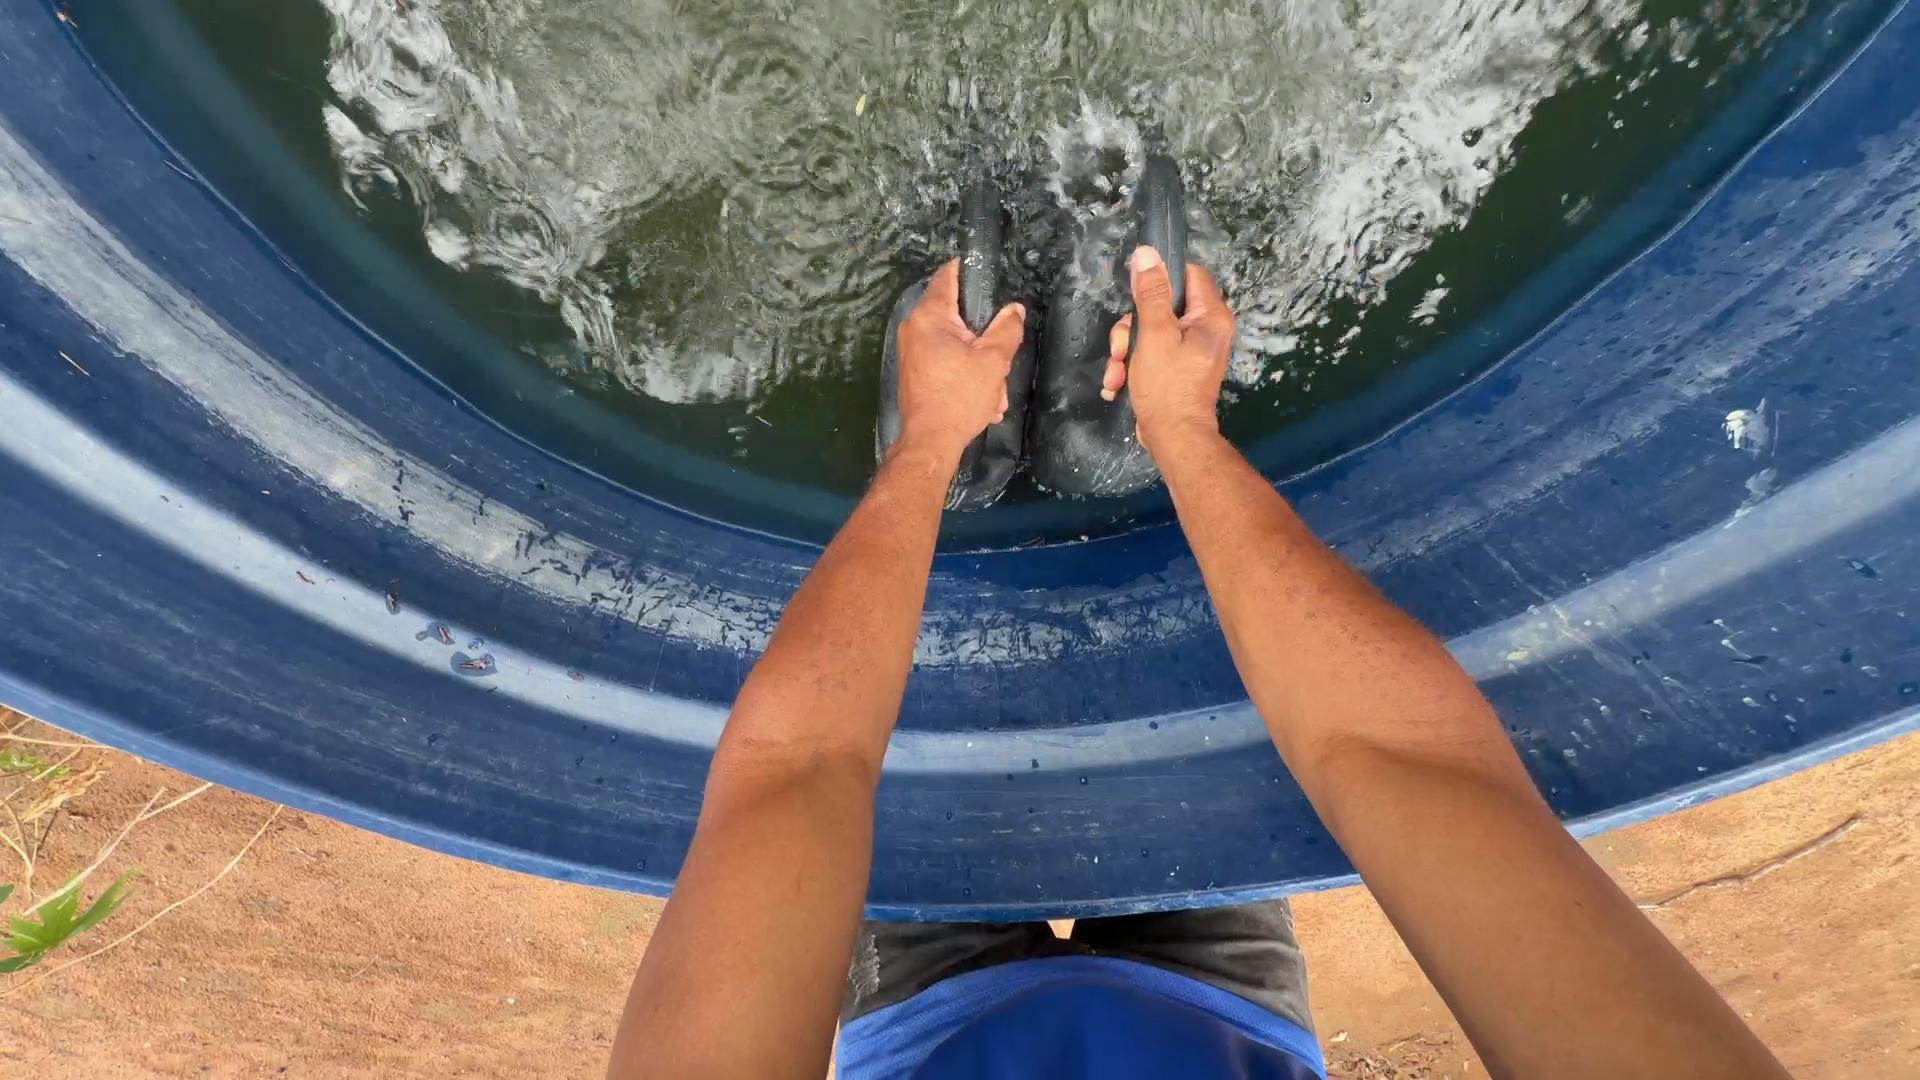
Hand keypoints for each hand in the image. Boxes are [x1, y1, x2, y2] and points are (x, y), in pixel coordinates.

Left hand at [895, 259, 1026, 462]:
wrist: (930, 442)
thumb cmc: (960, 396)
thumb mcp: (993, 361)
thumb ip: (1007, 329)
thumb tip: (1014, 309)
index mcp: (930, 316)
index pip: (947, 276)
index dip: (967, 269)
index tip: (986, 271)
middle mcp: (914, 329)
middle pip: (958, 318)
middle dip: (985, 340)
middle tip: (1001, 360)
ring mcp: (912, 352)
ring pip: (956, 347)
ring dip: (980, 367)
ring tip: (994, 394)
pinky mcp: (915, 373)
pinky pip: (946, 365)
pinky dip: (966, 378)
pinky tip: (983, 403)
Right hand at [1103, 245, 1234, 455]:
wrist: (1173, 437)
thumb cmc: (1167, 385)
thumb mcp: (1153, 334)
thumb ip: (1150, 293)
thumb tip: (1147, 253)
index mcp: (1210, 316)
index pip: (1189, 274)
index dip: (1160, 279)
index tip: (1136, 293)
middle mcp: (1206, 330)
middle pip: (1162, 307)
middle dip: (1131, 328)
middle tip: (1120, 347)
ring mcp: (1191, 352)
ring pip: (1149, 334)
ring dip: (1125, 352)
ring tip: (1116, 373)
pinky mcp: (1177, 371)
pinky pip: (1151, 356)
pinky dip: (1132, 368)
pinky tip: (1118, 384)